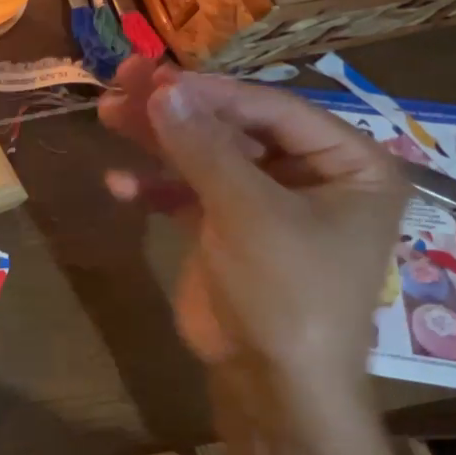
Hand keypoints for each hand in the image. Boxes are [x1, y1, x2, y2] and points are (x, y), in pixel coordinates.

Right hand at [98, 58, 407, 390]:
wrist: (270, 376)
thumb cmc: (286, 289)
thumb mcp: (248, 213)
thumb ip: (202, 149)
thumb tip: (161, 90)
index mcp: (348, 165)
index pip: (275, 110)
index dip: (213, 93)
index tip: (154, 78)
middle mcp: (309, 176)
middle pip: (234, 128)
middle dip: (178, 111)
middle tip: (122, 81)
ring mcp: (262, 204)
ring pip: (203, 157)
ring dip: (156, 141)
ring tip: (107, 116)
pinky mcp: (222, 230)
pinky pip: (185, 193)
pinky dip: (153, 187)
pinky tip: (119, 185)